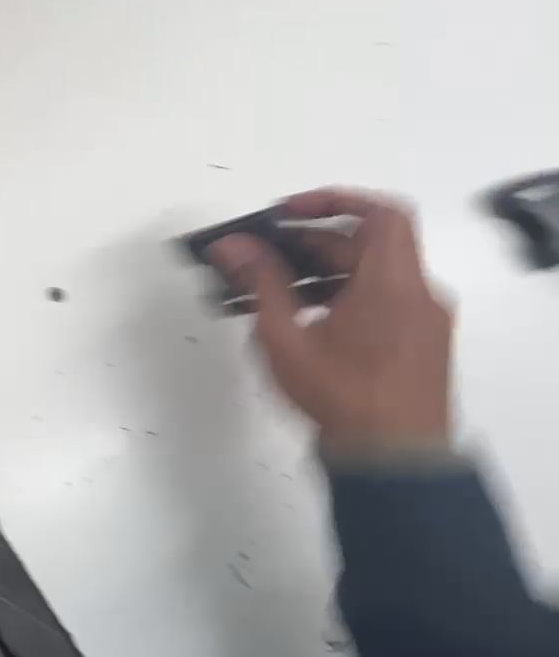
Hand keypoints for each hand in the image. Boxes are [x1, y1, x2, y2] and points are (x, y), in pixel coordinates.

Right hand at [210, 188, 453, 452]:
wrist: (393, 457)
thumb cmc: (339, 393)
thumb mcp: (284, 335)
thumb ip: (260, 282)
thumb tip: (234, 245)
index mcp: (392, 286)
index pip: (381, 215)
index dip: (333, 199)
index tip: (287, 211)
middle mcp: (418, 294)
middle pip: (365, 244)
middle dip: (306, 242)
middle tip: (256, 256)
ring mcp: (421, 318)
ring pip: (368, 271)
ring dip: (316, 268)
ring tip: (266, 288)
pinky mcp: (416, 338)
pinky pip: (377, 294)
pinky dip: (335, 290)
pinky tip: (295, 314)